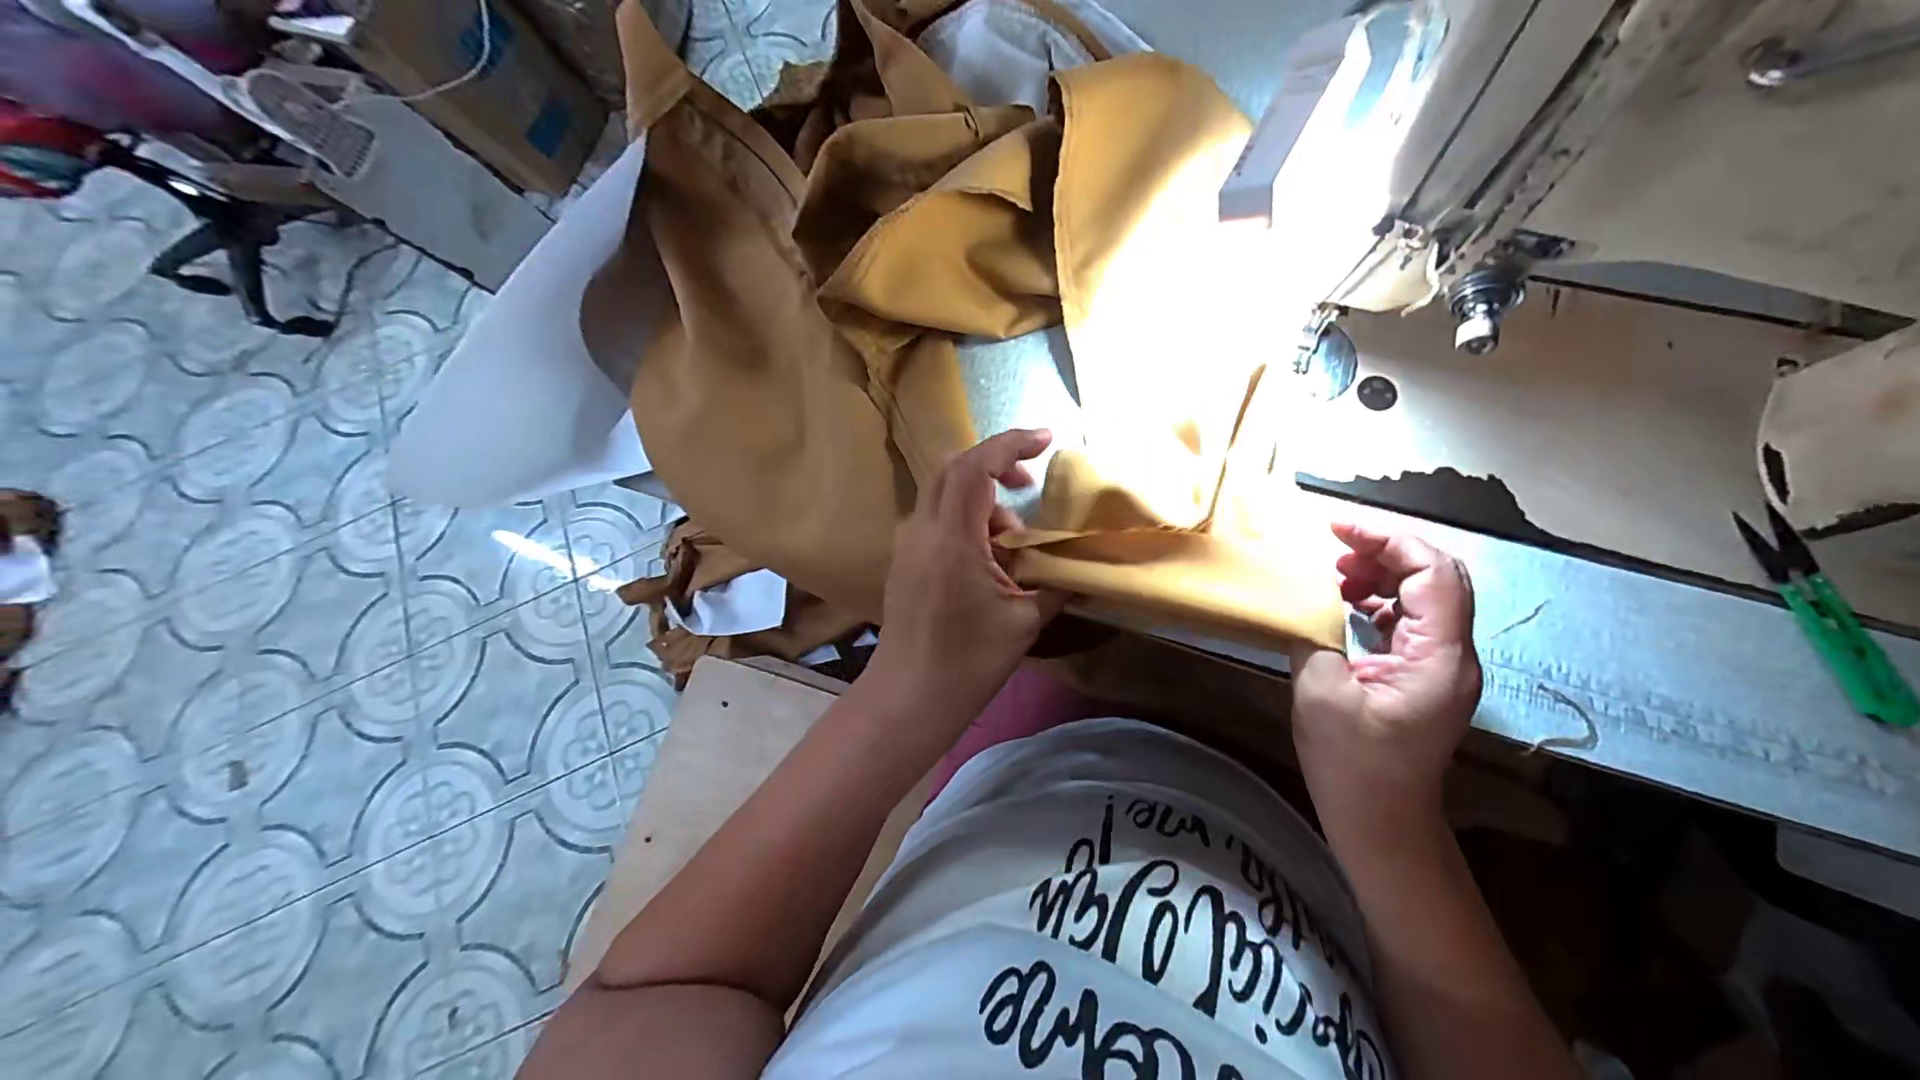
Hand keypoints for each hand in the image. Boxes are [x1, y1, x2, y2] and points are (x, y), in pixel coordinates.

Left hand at [866, 429, 1067, 729]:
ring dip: (982, 500)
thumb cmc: (969, 662)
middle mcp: (922, 531)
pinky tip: (989, 558)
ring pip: (943, 495)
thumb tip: (1082, 568)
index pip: (976, 467)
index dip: (1011, 444)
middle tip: (1028, 481)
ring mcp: (908, 545)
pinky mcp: (904, 561)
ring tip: (1015, 541)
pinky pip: (936, 520)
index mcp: (952, 539)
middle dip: (995, 463)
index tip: (1047, 439)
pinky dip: (966, 521)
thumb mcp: (1024, 621)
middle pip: (953, 468)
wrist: (910, 696)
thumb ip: (1055, 584)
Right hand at [1289, 522, 1481, 830]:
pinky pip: (1413, 621)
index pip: (1433, 573)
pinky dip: (1380, 601)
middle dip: (1386, 552)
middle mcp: (1455, 656)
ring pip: (1427, 596)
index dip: (1387, 540)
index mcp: (1439, 657)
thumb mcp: (1320, 693)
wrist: (1381, 823)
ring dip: (1383, 574)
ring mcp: (1443, 667)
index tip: (1336, 529)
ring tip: (1335, 576)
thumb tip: (1306, 598)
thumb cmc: (1352, 764)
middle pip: (1438, 577)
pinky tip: (1345, 605)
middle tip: (1333, 551)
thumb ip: (1314, 634)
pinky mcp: (1426, 677)